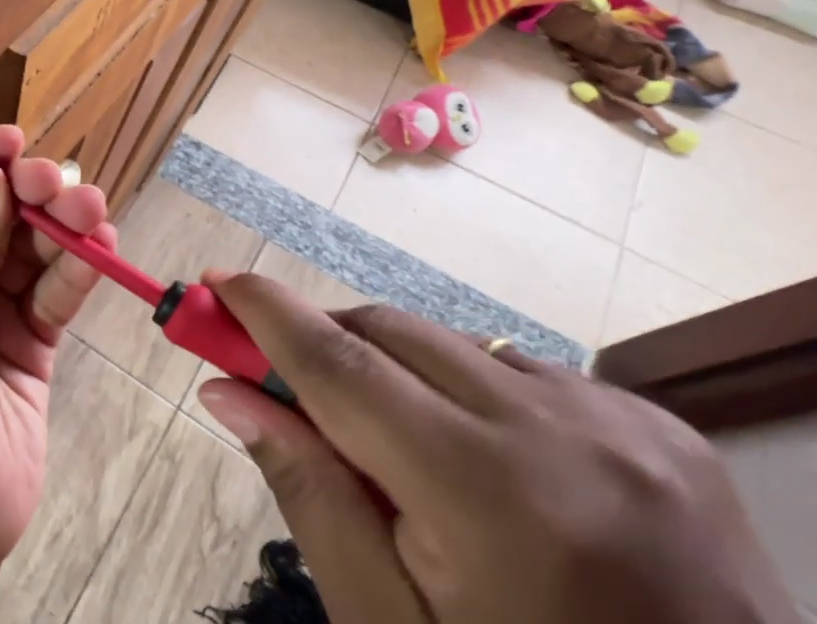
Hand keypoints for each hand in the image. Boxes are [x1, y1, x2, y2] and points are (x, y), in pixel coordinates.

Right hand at [195, 272, 799, 623]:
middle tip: (273, 376)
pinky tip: (481, 458)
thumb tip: (227, 392)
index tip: (212, 285)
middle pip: (392, 333)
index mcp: (487, 494)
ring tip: (392, 446)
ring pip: (454, 344)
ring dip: (396, 367)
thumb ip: (308, 494)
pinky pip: (524, 370)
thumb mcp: (387, 620)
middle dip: (321, 340)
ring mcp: (626, 422)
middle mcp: (563, 432)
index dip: (266, 316)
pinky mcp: (664, 426)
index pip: (340, 366)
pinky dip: (470, 389)